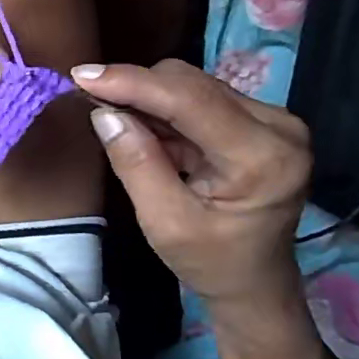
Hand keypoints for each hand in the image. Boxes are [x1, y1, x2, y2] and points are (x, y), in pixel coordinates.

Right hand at [71, 60, 320, 358]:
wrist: (255, 283)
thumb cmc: (211, 261)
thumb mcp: (164, 222)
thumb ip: (136, 164)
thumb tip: (104, 113)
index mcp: (262, 157)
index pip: (189, 100)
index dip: (132, 83)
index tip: (81, 75)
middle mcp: (278, 126)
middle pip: (190, 83)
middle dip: (135, 88)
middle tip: (90, 102)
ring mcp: (272, 121)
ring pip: (191, 85)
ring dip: (145, 98)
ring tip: (115, 121)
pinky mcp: (258, 122)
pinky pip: (197, 98)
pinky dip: (160, 109)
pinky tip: (141, 128)